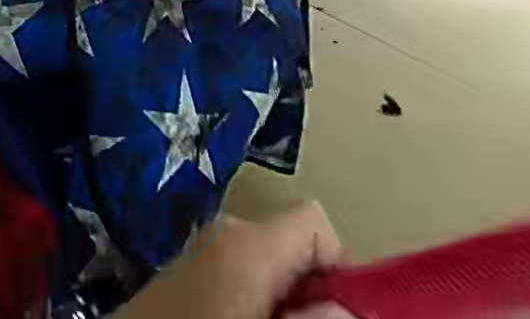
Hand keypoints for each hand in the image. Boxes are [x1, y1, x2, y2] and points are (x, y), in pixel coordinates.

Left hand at [115, 204, 351, 318]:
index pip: (315, 221)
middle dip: (310, 291)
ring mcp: (201, 248)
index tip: (343, 315)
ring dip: (281, 300)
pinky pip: (237, 274)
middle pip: (292, 246)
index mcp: (249, 241)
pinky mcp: (183, 270)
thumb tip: (346, 307)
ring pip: (266, 264)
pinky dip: (252, 299)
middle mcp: (226, 230)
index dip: (341, 268)